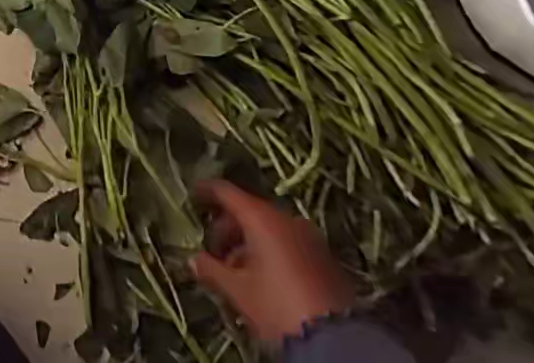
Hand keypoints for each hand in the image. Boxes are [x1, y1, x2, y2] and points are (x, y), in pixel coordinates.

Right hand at [192, 179, 354, 345]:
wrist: (341, 343)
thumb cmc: (278, 305)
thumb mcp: (237, 289)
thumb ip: (210, 268)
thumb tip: (194, 260)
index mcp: (261, 217)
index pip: (225, 191)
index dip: (205, 191)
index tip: (192, 196)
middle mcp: (287, 220)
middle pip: (248, 210)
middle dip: (228, 227)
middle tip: (214, 246)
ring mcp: (311, 240)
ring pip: (270, 228)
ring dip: (249, 241)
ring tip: (236, 266)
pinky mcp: (327, 261)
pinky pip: (289, 244)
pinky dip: (271, 251)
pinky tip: (262, 275)